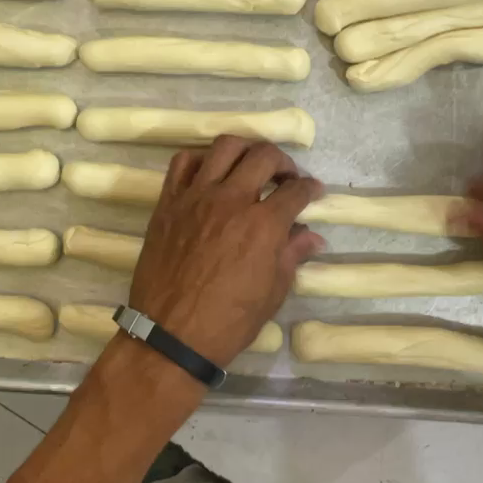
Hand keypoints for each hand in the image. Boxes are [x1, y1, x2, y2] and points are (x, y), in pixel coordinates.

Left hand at [127, 137, 323, 367]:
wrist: (171, 336)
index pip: (295, 191)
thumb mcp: (272, 293)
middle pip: (263, 156)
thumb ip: (292, 255)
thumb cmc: (228, 322)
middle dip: (283, 162)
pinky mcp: (169, 202)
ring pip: (225, 147)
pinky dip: (201, 160)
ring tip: (250, 165)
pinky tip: (210, 173)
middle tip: (286, 177)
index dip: (310, 188)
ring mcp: (196, 197)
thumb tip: (312, 237)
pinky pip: (183, 163)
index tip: (313, 191)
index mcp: (262, 225)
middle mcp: (231, 200)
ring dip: (245, 150)